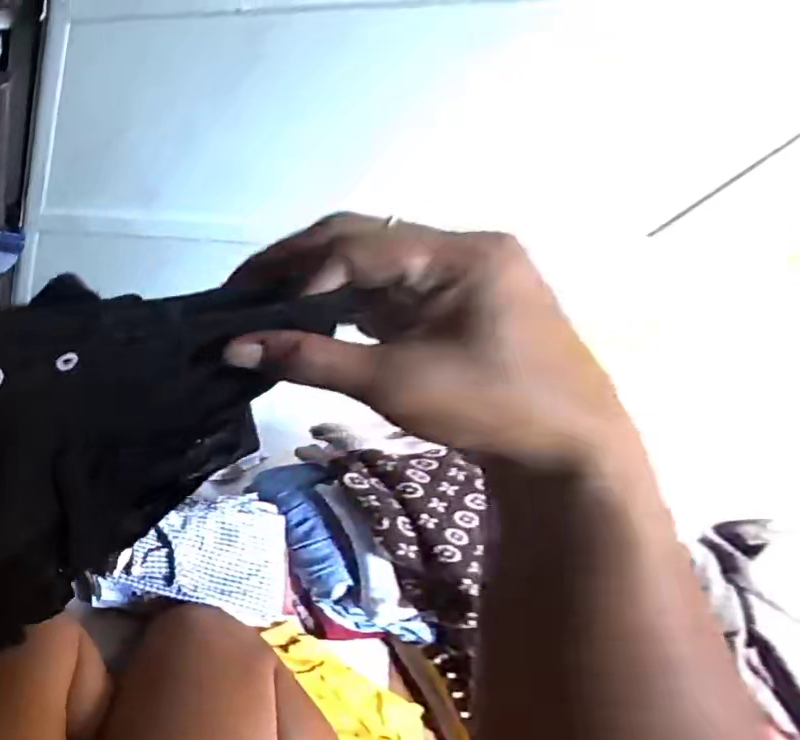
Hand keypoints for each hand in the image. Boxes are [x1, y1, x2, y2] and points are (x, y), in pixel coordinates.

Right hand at [222, 213, 636, 471]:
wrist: (564, 443)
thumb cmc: (487, 406)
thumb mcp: (390, 383)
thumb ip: (310, 360)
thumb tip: (235, 348)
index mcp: (457, 255)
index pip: (358, 245)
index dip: (298, 274)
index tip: (252, 310)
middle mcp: (455, 250)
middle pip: (358, 236)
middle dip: (294, 260)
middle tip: (238, 289)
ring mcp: (450, 275)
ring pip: (365, 261)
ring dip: (310, 279)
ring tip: (258, 302)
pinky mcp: (442, 301)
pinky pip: (377, 288)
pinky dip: (334, 301)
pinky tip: (301, 317)